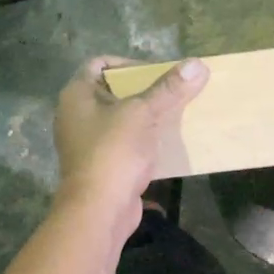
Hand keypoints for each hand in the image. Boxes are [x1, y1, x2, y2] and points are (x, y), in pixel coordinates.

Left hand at [52, 56, 208, 229]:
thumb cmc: (114, 151)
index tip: (156, 73)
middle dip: (144, 90)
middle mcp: (76, 115)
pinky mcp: (100, 164)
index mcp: (77, 95)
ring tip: (174, 114)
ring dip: (146, 116)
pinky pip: (124, 142)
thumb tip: (198, 64)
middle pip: (113, 91)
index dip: (129, 63)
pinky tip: (166, 142)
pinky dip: (143, 139)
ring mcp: (86, 142)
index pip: (100, 63)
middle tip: (172, 92)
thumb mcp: (144, 113)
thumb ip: (169, 88)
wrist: (99, 210)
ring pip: (120, 118)